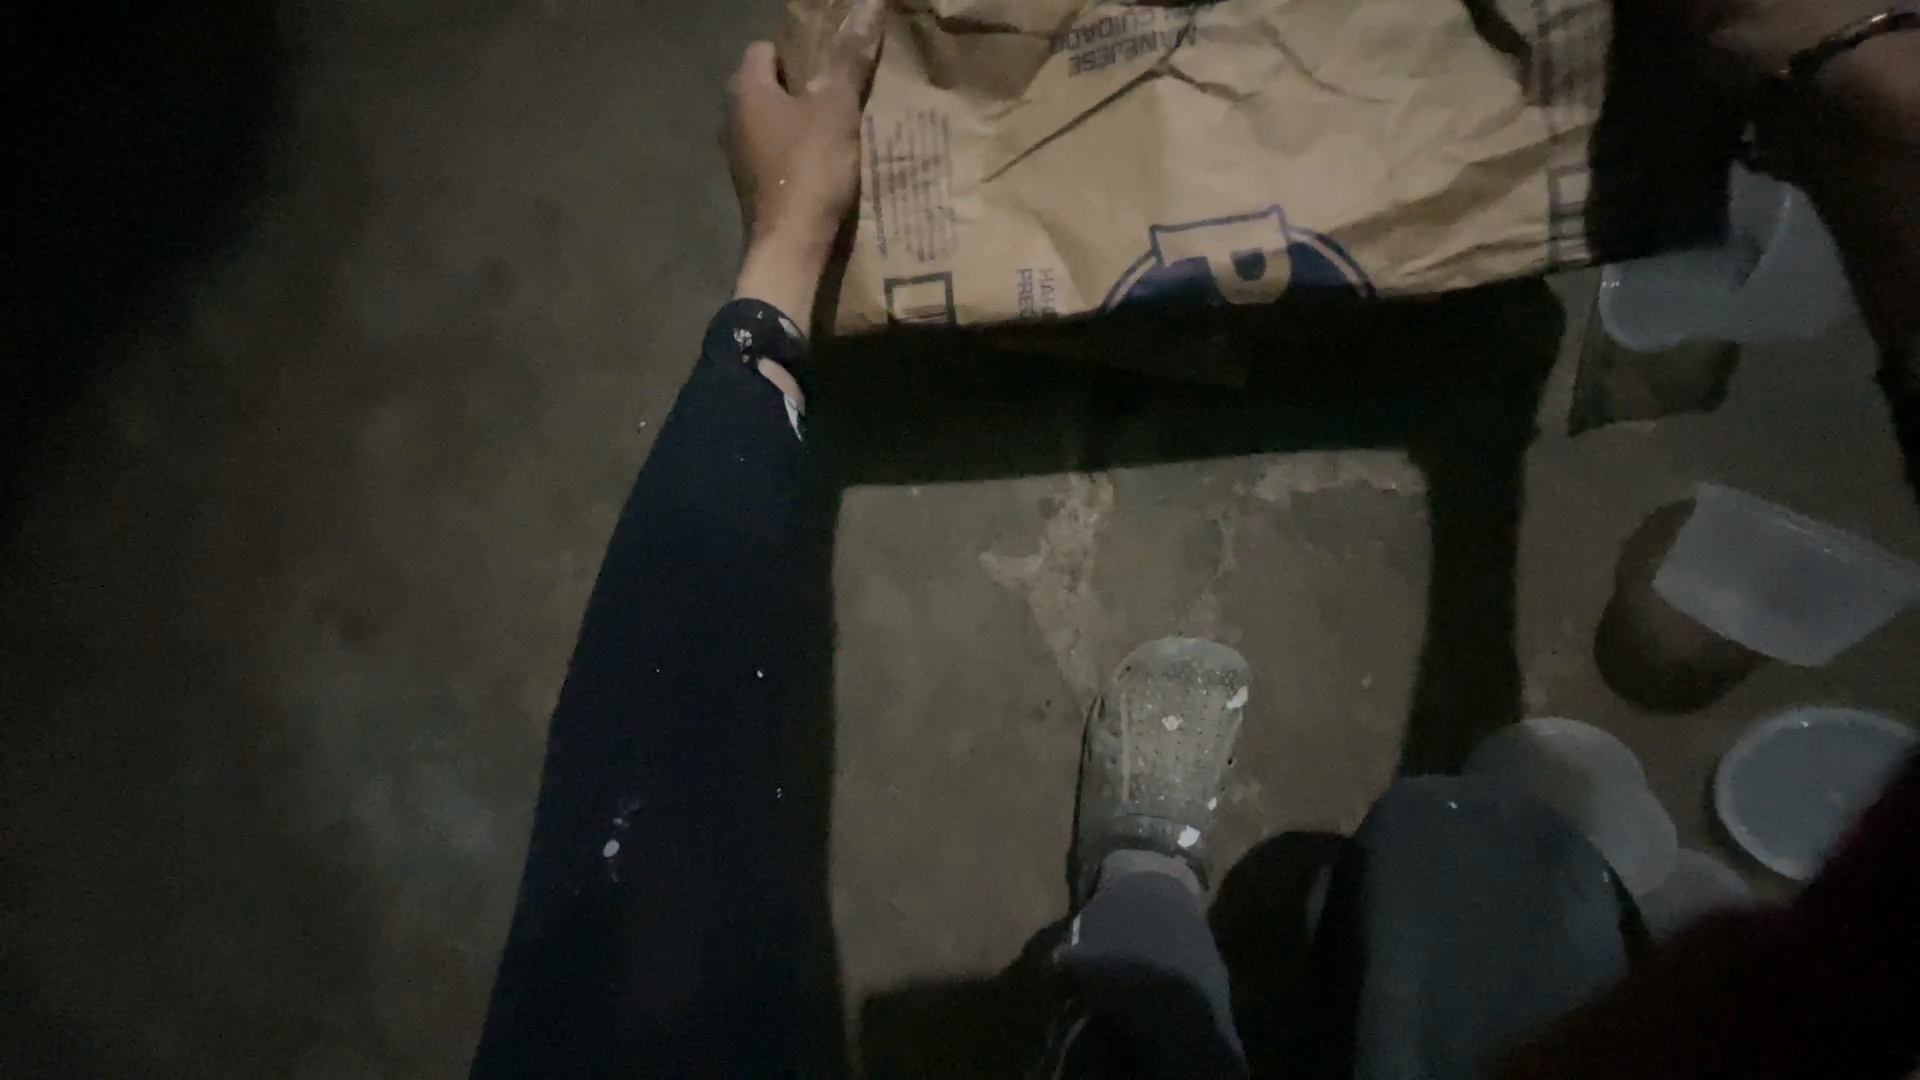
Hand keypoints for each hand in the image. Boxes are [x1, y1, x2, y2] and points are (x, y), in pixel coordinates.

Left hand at [725, 0, 883, 328]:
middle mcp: (731, 120)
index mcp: (744, 88)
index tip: (829, 72)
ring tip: (836, 143)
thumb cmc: (809, 170)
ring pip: (771, 131)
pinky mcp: (752, 195)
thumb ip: (850, 59)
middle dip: (800, 95)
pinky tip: (822, 178)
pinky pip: (774, 165)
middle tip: (839, 105)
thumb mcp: (836, 109)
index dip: (799, 55)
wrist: (790, 249)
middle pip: (769, 92)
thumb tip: (870, 3)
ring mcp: (738, 162)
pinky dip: (794, 165)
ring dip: (798, 133)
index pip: (766, 50)